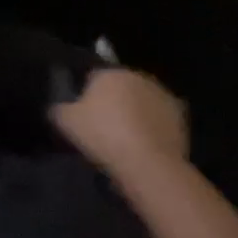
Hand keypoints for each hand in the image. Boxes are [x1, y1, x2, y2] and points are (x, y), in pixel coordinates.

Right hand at [49, 67, 188, 175]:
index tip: (84, 115)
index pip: (94, 77)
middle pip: (121, 86)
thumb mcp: (65, 122)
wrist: (147, 164)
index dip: (87, 95)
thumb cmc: (103, 136)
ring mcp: (162, 94)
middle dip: (114, 101)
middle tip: (105, 126)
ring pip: (143, 100)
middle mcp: (138, 76)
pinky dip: (154, 126)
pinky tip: (146, 144)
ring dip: (136, 112)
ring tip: (127, 138)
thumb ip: (58, 108)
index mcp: (110, 73)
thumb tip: (56, 106)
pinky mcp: (180, 116)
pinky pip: (160, 118)